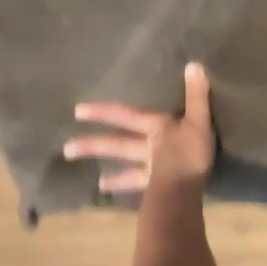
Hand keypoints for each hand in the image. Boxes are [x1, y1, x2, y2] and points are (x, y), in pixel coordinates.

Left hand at [64, 63, 215, 193]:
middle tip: (67, 150)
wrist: (186, 188)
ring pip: (128, 170)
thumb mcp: (199, 119)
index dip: (103, 113)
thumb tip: (193, 64)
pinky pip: (143, 191)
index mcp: (156, 128)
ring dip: (114, 176)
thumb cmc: (191, 151)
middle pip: (117, 145)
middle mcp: (148, 148)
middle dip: (93, 146)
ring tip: (98, 183)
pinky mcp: (157, 190)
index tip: (77, 112)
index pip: (126, 116)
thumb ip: (196, 95)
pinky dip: (135, 194)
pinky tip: (126, 201)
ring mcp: (150, 171)